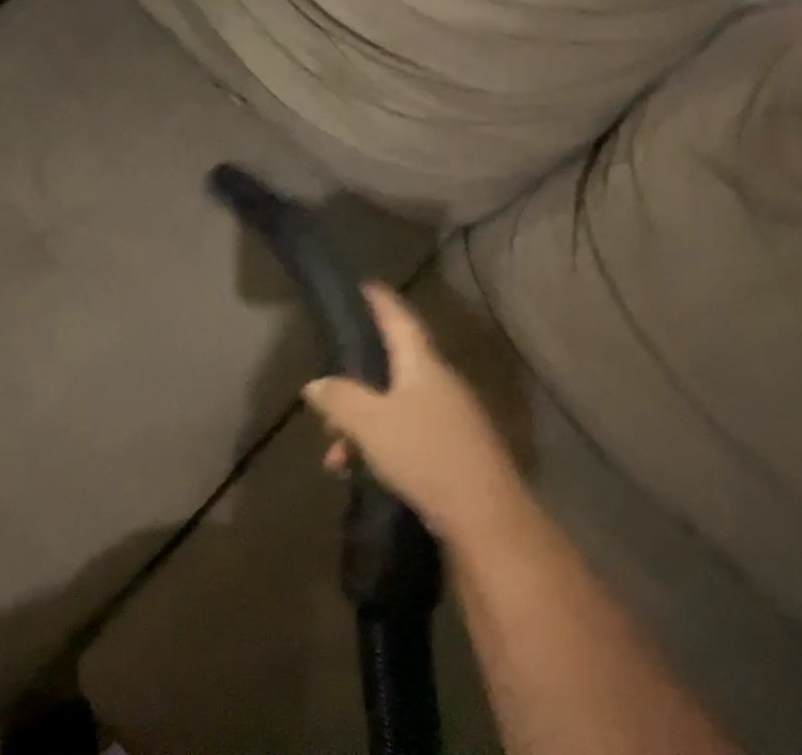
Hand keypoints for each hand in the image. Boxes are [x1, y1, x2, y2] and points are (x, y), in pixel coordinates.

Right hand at [303, 284, 517, 538]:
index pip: (399, 321)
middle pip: (391, 372)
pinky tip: (361, 474)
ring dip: (362, 428)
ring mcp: (452, 419)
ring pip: (395, 409)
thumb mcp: (369, 423)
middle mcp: (441, 384)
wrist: (486, 515)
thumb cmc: (423, 453)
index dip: (381, 302)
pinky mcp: (455, 451)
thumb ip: (340, 399)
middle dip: (354, 388)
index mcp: (423, 366)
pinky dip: (381, 448)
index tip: (366, 285)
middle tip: (326, 410)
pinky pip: (408, 436)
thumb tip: (316, 384)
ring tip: (336, 458)